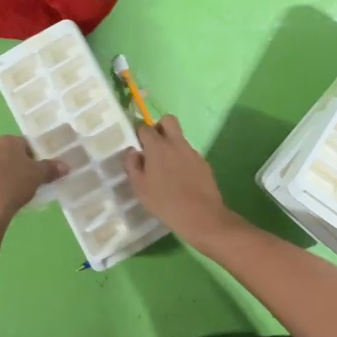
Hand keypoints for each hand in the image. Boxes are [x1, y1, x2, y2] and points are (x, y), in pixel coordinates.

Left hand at [0, 135, 65, 231]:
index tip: (38, 173)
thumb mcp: (38, 176)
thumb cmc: (14, 185)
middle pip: (9, 154)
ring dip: (4, 175)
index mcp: (8, 140)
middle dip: (17, 165)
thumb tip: (65, 166)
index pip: (26, 144)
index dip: (34, 158)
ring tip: (12, 193)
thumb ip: (51, 169)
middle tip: (26, 183)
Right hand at [126, 116, 239, 243]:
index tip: (138, 146)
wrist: (201, 216)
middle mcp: (176, 143)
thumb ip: (132, 166)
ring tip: (167, 168)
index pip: (145, 127)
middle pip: (168, 120)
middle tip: (154, 146)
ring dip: (172, 145)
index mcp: (157, 147)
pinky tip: (181, 178)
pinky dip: (183, 159)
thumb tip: (133, 151)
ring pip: (180, 138)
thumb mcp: (140, 188)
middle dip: (159, 127)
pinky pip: (189, 153)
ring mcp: (192, 152)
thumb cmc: (165, 203)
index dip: (140, 134)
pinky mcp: (203, 162)